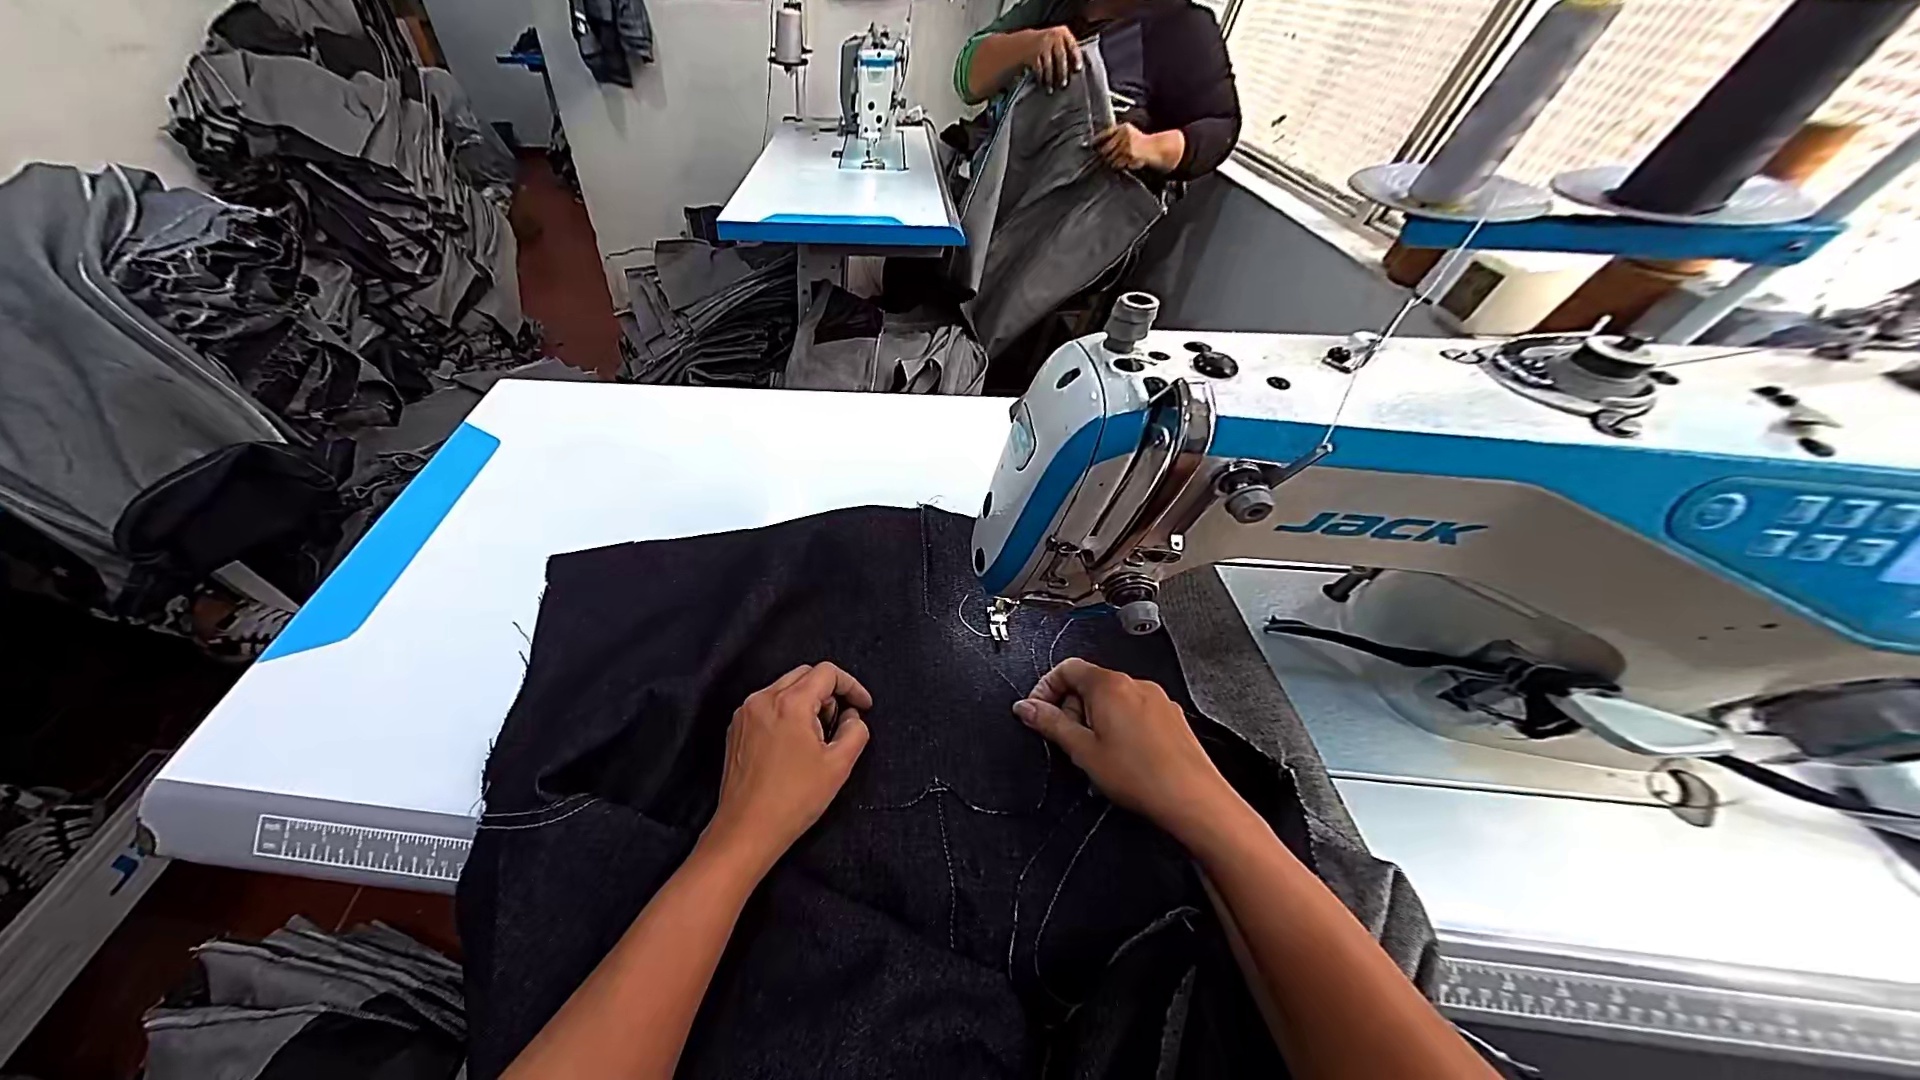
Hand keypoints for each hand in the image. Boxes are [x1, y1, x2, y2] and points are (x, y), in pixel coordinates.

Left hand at [702, 663, 872, 871]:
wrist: (746, 831)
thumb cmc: (792, 800)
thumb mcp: (839, 765)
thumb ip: (856, 730)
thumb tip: (851, 716)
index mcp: (790, 703)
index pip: (828, 672)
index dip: (852, 686)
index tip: (863, 705)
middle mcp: (764, 700)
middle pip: (806, 674)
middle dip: (829, 692)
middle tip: (839, 722)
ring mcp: (746, 713)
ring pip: (786, 687)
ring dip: (808, 701)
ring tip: (816, 737)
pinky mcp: (736, 728)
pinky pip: (768, 704)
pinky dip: (787, 712)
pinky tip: (793, 744)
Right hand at [1013, 658, 1234, 837]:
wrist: (1194, 800)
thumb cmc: (1143, 777)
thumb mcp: (1082, 751)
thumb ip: (1050, 723)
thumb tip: (1026, 708)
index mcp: (1109, 685)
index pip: (1066, 668)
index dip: (1046, 689)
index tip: (1038, 711)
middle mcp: (1134, 684)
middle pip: (1089, 683)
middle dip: (1072, 707)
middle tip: (1069, 740)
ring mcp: (1156, 699)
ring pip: (1112, 698)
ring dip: (1096, 719)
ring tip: (1098, 754)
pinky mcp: (1170, 717)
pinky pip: (1134, 710)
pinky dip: (1120, 725)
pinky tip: (1123, 757)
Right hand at [1022, 26, 1080, 88]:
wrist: (1026, 42)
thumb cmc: (1048, 46)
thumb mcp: (1059, 43)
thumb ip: (1068, 52)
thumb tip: (1075, 70)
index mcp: (1063, 33)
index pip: (1072, 46)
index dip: (1076, 58)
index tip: (1077, 69)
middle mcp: (1053, 36)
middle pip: (1061, 56)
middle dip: (1062, 72)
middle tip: (1064, 85)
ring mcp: (1043, 44)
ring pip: (1049, 65)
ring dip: (1050, 79)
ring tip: (1051, 90)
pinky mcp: (1033, 54)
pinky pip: (1039, 69)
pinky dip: (1041, 78)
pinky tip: (1042, 85)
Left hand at [1095, 123, 1182, 171]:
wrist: (1155, 149)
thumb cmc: (1140, 142)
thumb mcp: (1128, 133)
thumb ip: (1115, 136)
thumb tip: (1096, 144)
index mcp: (1124, 128)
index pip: (1105, 134)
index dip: (1096, 141)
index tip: (1091, 145)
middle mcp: (1124, 136)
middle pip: (1105, 149)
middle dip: (1104, 155)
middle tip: (1106, 157)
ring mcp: (1127, 146)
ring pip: (1110, 159)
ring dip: (1112, 162)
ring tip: (1119, 160)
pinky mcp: (1129, 156)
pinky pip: (1117, 165)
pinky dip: (1118, 166)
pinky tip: (1123, 163)